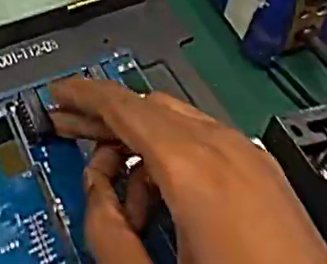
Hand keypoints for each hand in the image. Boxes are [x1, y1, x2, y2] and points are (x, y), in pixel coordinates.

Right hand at [50, 79, 326, 263]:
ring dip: (138, 147)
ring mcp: (251, 158)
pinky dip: (173, 159)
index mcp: (195, 166)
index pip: (124, 105)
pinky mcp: (267, 176)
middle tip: (69, 130)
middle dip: (105, 119)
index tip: (59, 93)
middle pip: (148, 107)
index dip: (83, 94)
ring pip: (176, 124)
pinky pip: (206, 145)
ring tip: (121, 202)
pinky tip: (164, 206)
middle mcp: (225, 147)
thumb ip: (110, 233)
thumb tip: (95, 196)